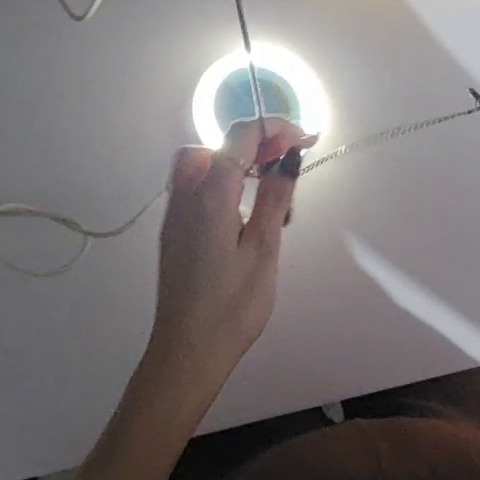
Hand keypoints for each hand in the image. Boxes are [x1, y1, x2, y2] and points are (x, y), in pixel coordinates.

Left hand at [147, 119, 305, 394]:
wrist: (187, 350)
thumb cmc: (232, 306)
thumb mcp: (264, 249)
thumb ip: (275, 198)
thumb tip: (288, 157)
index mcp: (210, 195)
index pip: (240, 137)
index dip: (274, 128)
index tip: (305, 140)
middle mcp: (186, 195)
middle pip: (217, 144)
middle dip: (255, 141)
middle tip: (289, 161)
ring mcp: (175, 213)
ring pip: (202, 163)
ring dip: (237, 160)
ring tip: (270, 189)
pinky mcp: (175, 230)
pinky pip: (196, 187)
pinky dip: (222, 181)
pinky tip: (245, 212)